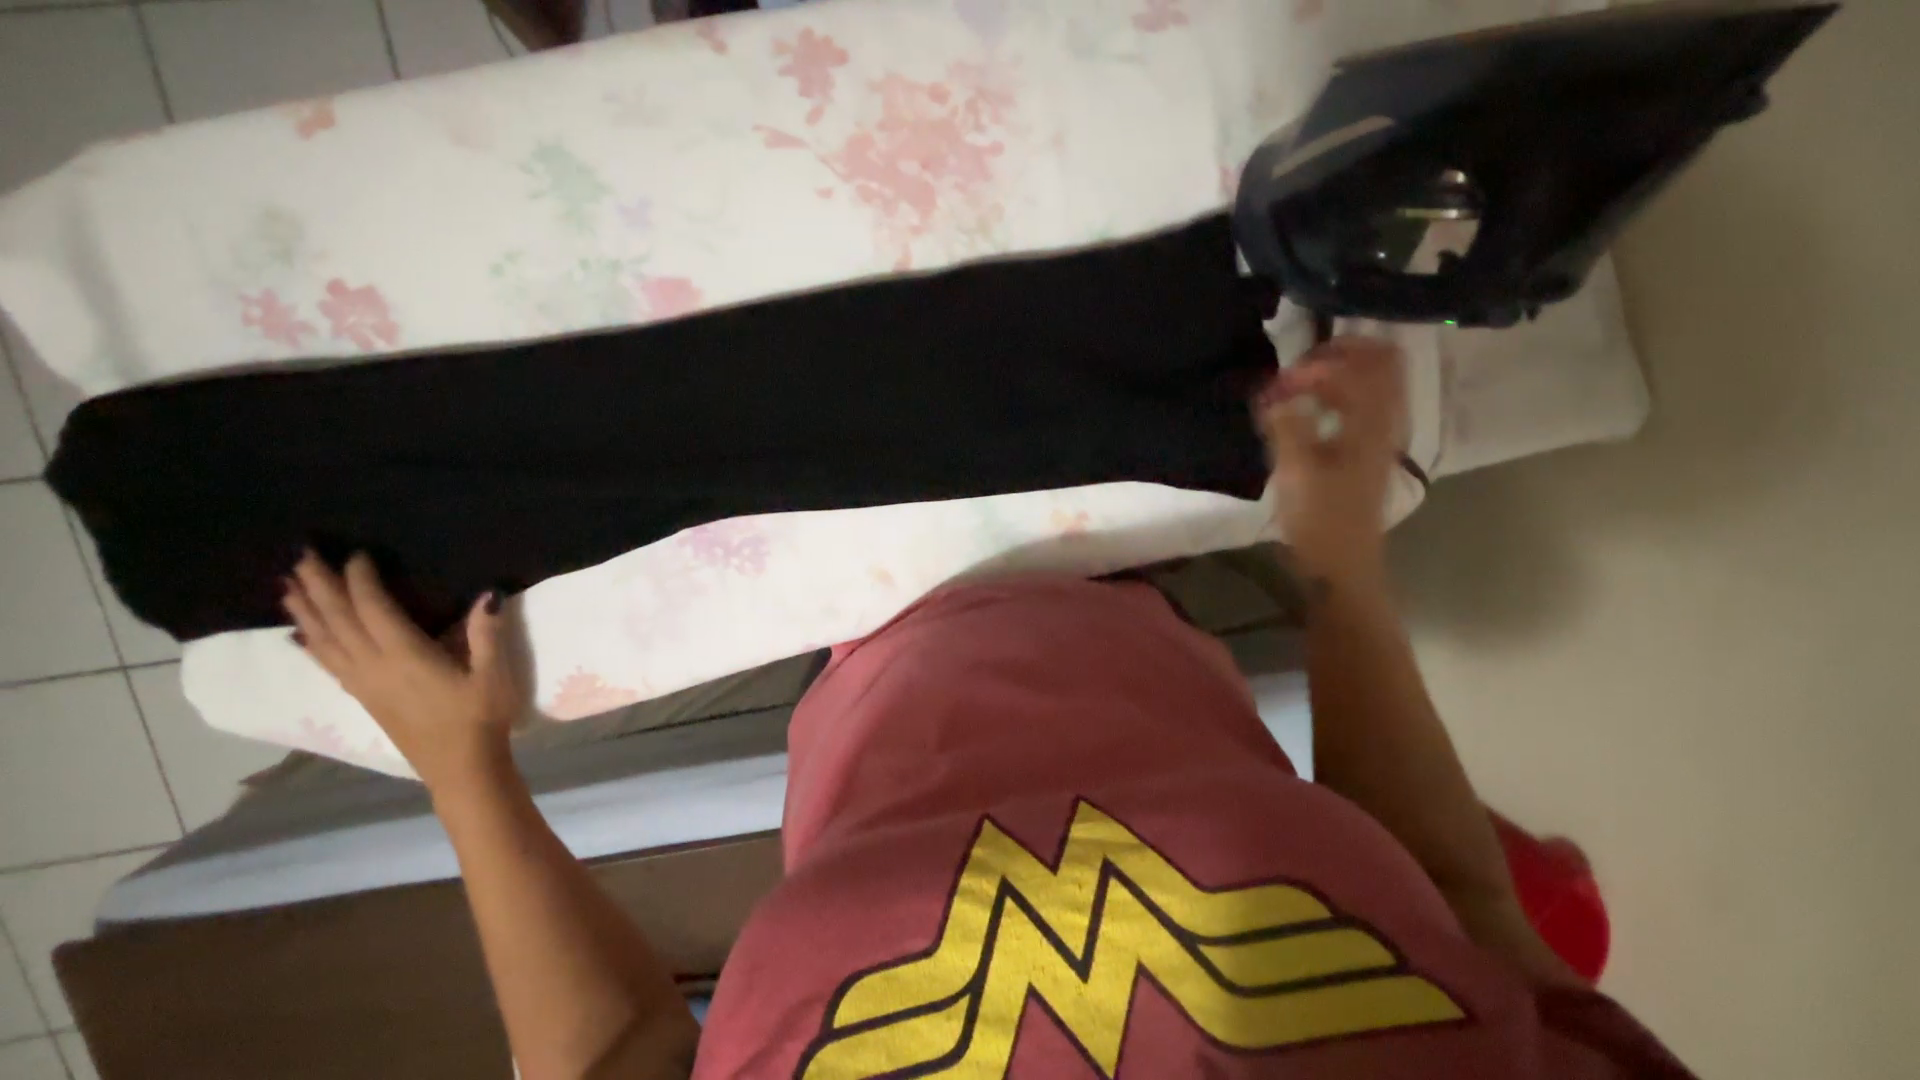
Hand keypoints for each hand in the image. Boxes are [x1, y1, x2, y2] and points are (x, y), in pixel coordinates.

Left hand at [281, 551, 525, 792]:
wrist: (461, 767)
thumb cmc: (479, 717)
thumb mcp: (492, 674)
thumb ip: (486, 633)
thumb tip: (487, 594)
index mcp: (405, 655)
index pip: (372, 607)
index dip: (361, 579)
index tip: (356, 553)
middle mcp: (374, 665)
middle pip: (338, 619)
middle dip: (319, 585)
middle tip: (300, 553)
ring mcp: (363, 683)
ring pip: (324, 640)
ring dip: (305, 610)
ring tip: (288, 584)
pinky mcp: (363, 697)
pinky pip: (327, 663)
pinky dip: (310, 643)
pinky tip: (299, 634)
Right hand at [1253, 335, 1406, 581]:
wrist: (1343, 564)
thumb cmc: (1319, 520)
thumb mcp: (1296, 470)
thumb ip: (1285, 424)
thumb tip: (1273, 393)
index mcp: (1370, 422)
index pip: (1356, 365)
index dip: (1313, 365)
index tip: (1278, 387)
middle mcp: (1386, 420)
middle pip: (1381, 360)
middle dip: (1337, 354)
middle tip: (1298, 369)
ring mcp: (1384, 434)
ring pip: (1377, 379)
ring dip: (1341, 371)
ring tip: (1302, 384)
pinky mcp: (1372, 448)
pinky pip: (1368, 401)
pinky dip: (1343, 392)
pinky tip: (1312, 409)